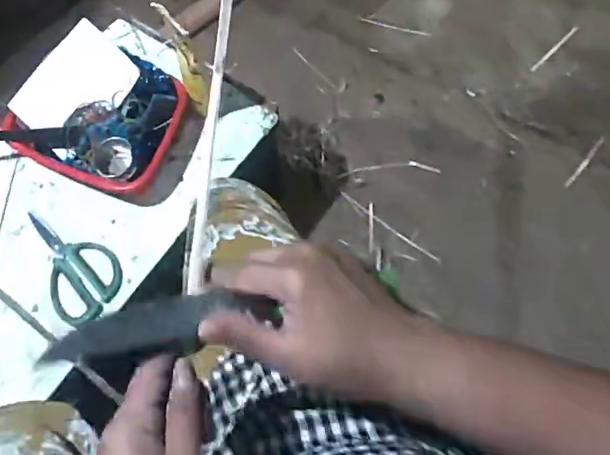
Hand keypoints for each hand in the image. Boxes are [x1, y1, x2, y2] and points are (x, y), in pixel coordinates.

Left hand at [100, 355, 202, 454]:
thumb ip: (183, 413)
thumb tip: (183, 363)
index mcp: (126, 419)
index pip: (149, 366)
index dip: (175, 356)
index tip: (201, 359)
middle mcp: (113, 423)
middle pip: (149, 387)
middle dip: (178, 390)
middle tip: (206, 410)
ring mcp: (113, 443)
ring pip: (148, 410)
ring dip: (173, 412)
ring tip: (199, 430)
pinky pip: (142, 431)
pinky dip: (163, 430)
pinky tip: (180, 444)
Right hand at [198, 243, 436, 404]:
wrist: (406, 355)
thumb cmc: (344, 362)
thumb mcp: (290, 358)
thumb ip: (244, 334)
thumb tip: (203, 321)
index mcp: (288, 272)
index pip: (236, 273)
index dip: (216, 287)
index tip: (202, 300)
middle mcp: (302, 248)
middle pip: (255, 259)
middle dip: (242, 281)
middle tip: (240, 312)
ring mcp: (324, 247)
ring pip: (277, 254)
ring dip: (266, 275)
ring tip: (270, 308)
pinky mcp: (340, 253)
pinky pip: (301, 255)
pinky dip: (290, 270)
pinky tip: (301, 298)